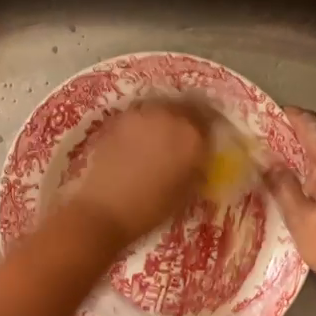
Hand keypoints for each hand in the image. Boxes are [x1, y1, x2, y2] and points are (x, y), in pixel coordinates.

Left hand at [66, 101, 209, 244]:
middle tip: (183, 137)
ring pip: (160, 108)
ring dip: (163, 118)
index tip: (205, 139)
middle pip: (184, 107)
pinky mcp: (118, 119)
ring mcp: (141, 113)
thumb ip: (197, 165)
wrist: (105, 208)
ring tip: (160, 137)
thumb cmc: (152, 207)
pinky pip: (138, 115)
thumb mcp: (187, 191)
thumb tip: (198, 156)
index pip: (209, 119)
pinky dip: (143, 124)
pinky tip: (138, 141)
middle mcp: (169, 115)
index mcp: (192, 134)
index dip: (207, 129)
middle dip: (187, 119)